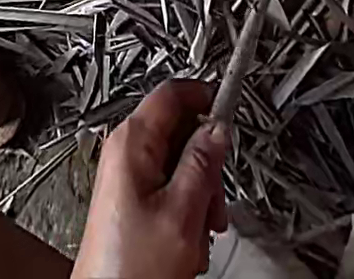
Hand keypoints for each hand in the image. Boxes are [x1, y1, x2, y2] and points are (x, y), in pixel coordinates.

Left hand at [73, 80, 229, 278]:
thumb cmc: (129, 272)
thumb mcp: (181, 212)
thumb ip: (203, 163)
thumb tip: (218, 128)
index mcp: (132, 141)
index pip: (172, 92)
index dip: (204, 96)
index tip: (229, 107)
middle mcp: (124, 150)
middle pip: (180, 129)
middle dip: (205, 162)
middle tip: (214, 195)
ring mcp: (126, 174)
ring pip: (179, 161)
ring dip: (199, 192)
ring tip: (198, 227)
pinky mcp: (131, 198)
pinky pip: (170, 185)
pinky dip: (186, 207)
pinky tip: (187, 237)